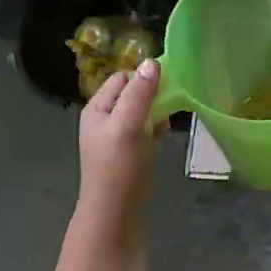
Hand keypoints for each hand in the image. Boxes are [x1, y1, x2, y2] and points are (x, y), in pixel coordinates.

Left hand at [76, 59, 161, 231]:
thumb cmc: (119, 165)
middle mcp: (105, 118)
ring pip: (141, 110)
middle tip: (172, 98)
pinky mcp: (131, 149)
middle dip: (152, 92)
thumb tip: (152, 62)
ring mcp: (118, 134)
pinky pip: (146, 127)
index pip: (122, 78)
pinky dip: (157, 125)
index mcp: (97, 108)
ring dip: (157, 109)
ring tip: (170, 116)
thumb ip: (139, 94)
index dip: (142, 76)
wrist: (116, 209)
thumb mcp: (128, 125)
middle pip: (132, 92)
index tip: (167, 82)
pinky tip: (166, 131)